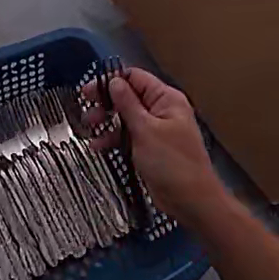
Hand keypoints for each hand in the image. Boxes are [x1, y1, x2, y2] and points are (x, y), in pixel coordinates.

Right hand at [89, 68, 223, 222]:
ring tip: (88, 127)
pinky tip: (98, 146)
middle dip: (106, 103)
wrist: (191, 201)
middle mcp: (162, 111)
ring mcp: (156, 130)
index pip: (136, 78)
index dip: (112, 82)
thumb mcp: (145, 130)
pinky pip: (128, 137)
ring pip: (126, 118)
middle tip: (87, 111)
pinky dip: (114, 139)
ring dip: (107, 122)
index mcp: (166, 99)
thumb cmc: (174, 164)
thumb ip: (128, 104)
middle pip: (128, 97)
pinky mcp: (150, 148)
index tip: (90, 91)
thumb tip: (114, 82)